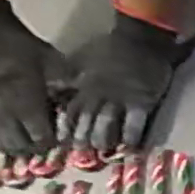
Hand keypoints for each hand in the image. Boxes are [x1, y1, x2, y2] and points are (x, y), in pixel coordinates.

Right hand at [0, 0, 72, 157]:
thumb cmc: (32, 53)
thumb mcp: (59, 66)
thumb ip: (73, 87)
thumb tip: (94, 102)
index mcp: (26, 102)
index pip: (42, 138)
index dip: (55, 142)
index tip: (62, 136)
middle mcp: (5, 111)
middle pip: (22, 147)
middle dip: (37, 148)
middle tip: (47, 139)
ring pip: (4, 145)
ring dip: (19, 147)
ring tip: (31, 139)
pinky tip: (12, 134)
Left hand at [60, 11, 179, 152]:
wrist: (140, 39)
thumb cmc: (112, 48)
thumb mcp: (83, 59)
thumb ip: (70, 77)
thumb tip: (53, 90)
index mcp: (85, 86)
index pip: (71, 111)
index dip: (67, 128)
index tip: (65, 142)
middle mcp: (99, 95)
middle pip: (86, 121)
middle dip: (84, 139)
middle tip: (84, 154)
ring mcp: (121, 100)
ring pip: (106, 125)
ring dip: (104, 140)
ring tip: (105, 152)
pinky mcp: (141, 103)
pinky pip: (134, 125)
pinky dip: (132, 138)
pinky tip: (131, 148)